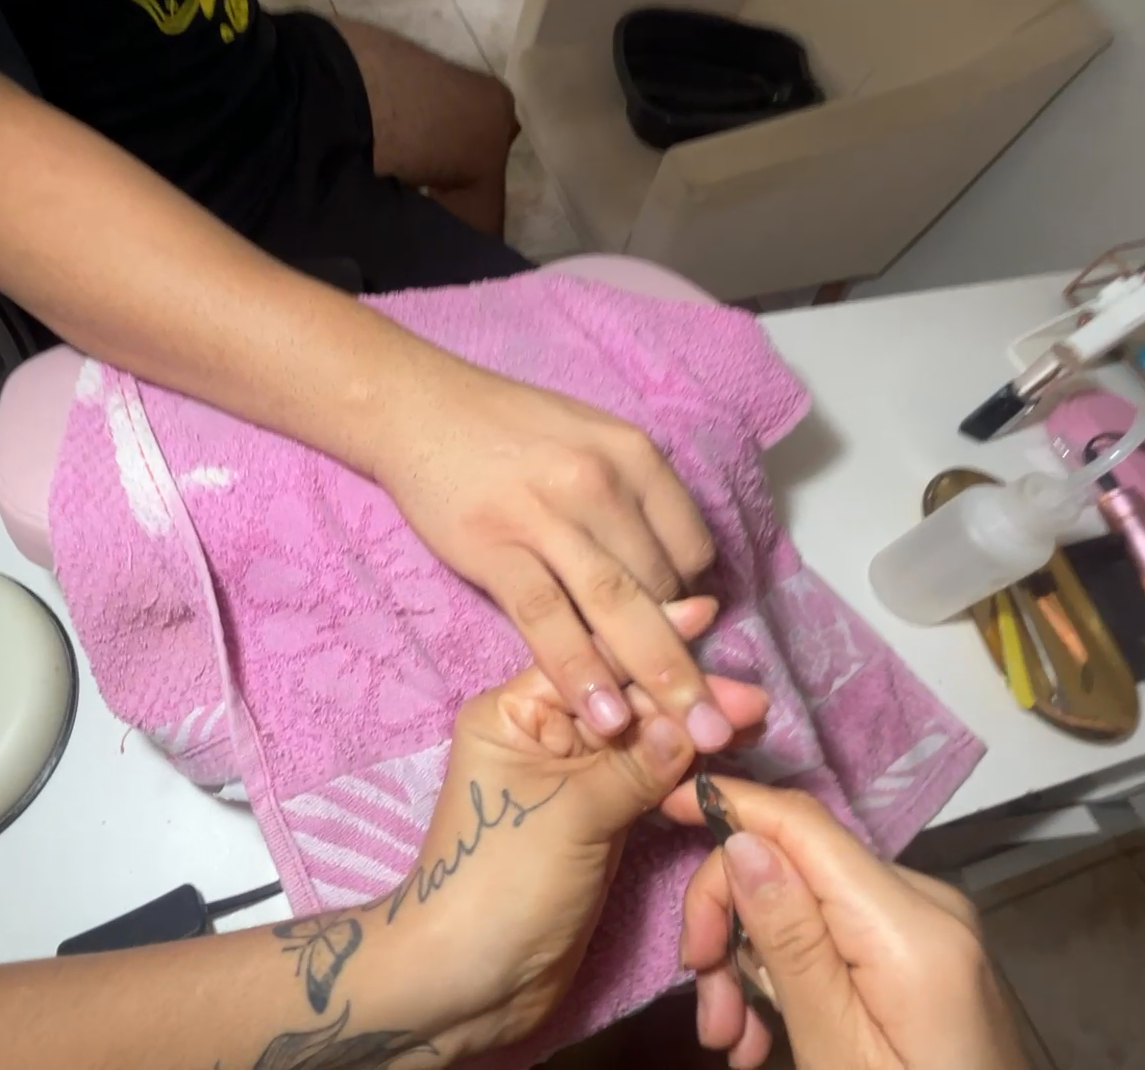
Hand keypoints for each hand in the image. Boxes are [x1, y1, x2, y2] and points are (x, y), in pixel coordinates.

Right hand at [373, 372, 726, 751]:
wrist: (420, 408)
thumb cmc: (505, 425)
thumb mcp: (587, 437)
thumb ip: (628, 494)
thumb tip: (659, 563)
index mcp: (634, 454)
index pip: (688, 546)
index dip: (692, 605)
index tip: (680, 643)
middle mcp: (600, 483)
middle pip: (660, 583)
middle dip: (692, 661)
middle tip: (723, 727)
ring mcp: (546, 515)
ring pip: (613, 605)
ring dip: (650, 676)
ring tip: (680, 735)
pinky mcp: (495, 547)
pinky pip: (546, 616)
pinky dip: (577, 667)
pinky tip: (599, 712)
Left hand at [388, 600, 768, 1061]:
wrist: (469, 978)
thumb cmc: (500, 881)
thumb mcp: (570, 813)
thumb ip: (635, 765)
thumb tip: (698, 718)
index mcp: (514, 710)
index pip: (588, 661)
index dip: (646, 641)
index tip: (706, 616)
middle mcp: (541, 730)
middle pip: (621, 697)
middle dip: (682, 696)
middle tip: (752, 701)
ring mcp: (570, 773)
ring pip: (639, 738)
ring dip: (690, 731)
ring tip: (751, 721)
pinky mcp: (594, 812)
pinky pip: (644, 777)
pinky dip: (681, 768)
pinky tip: (722, 756)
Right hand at [662, 778, 1027, 1069]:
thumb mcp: (837, 1056)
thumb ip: (791, 943)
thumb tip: (742, 839)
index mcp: (912, 928)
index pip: (802, 825)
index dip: (729, 803)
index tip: (663, 806)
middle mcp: (926, 904)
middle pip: (793, 863)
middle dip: (729, 917)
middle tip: (701, 996)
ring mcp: (927, 927)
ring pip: (801, 900)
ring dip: (750, 958)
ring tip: (730, 1034)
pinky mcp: (920, 951)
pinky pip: (829, 930)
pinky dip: (787, 969)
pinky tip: (763, 1028)